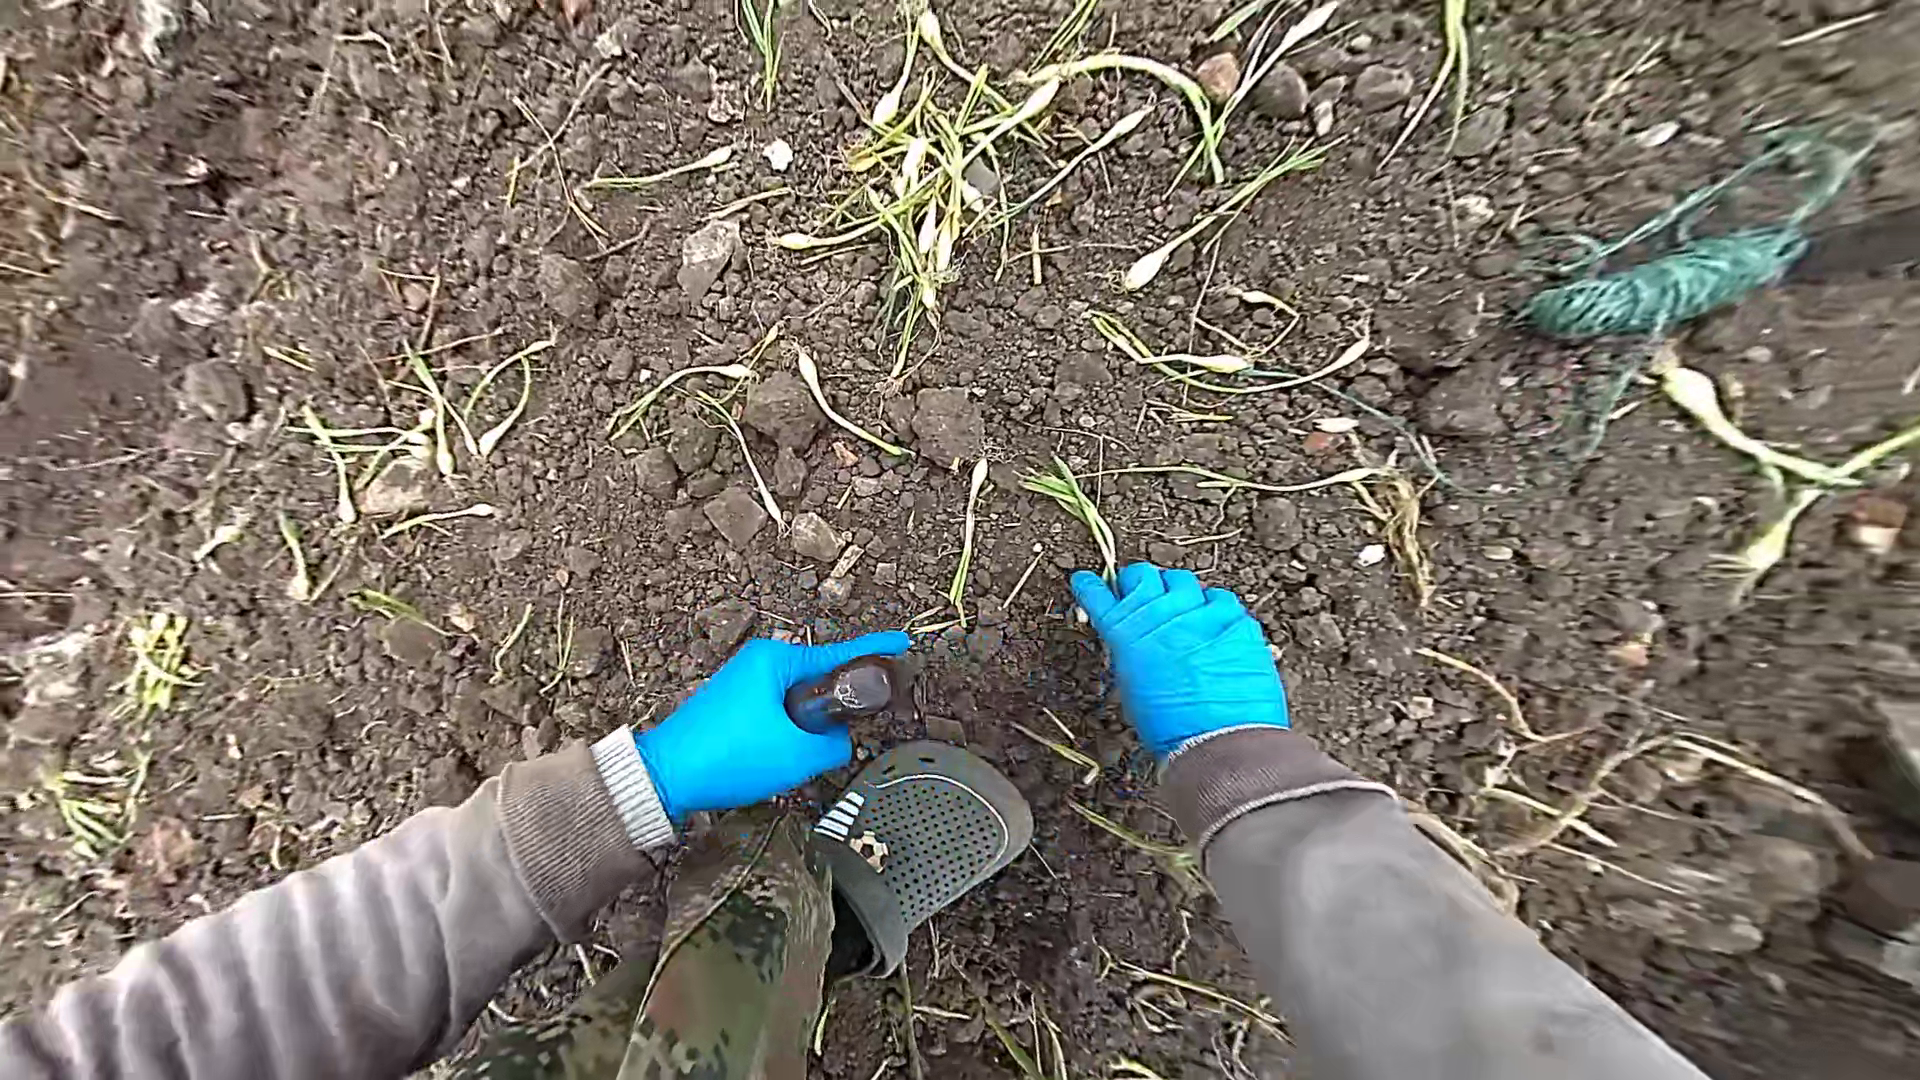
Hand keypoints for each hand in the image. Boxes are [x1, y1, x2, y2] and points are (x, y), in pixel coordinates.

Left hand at [635, 631, 912, 820]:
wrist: (663, 778)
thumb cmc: (724, 756)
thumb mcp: (795, 756)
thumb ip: (833, 746)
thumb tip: (840, 741)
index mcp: (776, 660)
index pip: (839, 653)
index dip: (875, 650)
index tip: (899, 643)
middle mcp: (761, 662)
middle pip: (820, 677)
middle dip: (837, 701)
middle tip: (857, 719)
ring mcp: (747, 681)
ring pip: (799, 697)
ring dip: (810, 721)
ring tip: (811, 748)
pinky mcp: (738, 702)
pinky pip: (780, 707)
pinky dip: (791, 726)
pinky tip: (791, 750)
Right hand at [1070, 563, 1287, 757]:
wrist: (1220, 740)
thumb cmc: (1170, 725)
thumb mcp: (1131, 685)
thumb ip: (1130, 650)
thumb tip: (1134, 638)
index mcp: (1125, 632)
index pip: (1098, 594)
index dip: (1092, 586)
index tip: (1089, 581)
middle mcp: (1159, 613)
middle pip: (1143, 574)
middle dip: (1141, 582)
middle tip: (1146, 595)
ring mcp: (1198, 612)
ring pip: (1184, 581)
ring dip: (1180, 593)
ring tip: (1186, 614)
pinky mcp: (1234, 619)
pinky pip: (1222, 600)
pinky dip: (1216, 610)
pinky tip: (1216, 629)